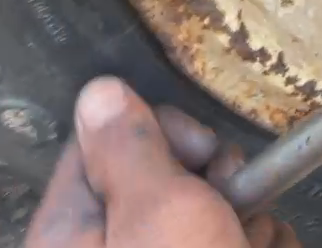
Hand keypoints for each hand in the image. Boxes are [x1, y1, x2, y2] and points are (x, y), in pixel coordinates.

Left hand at [27, 76, 298, 247]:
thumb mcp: (156, 215)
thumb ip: (132, 149)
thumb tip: (98, 88)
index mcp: (71, 236)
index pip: (106, 140)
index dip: (160, 130)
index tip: (198, 151)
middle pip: (173, 173)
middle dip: (219, 183)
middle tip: (224, 210)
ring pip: (222, 210)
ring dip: (250, 225)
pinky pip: (248, 241)